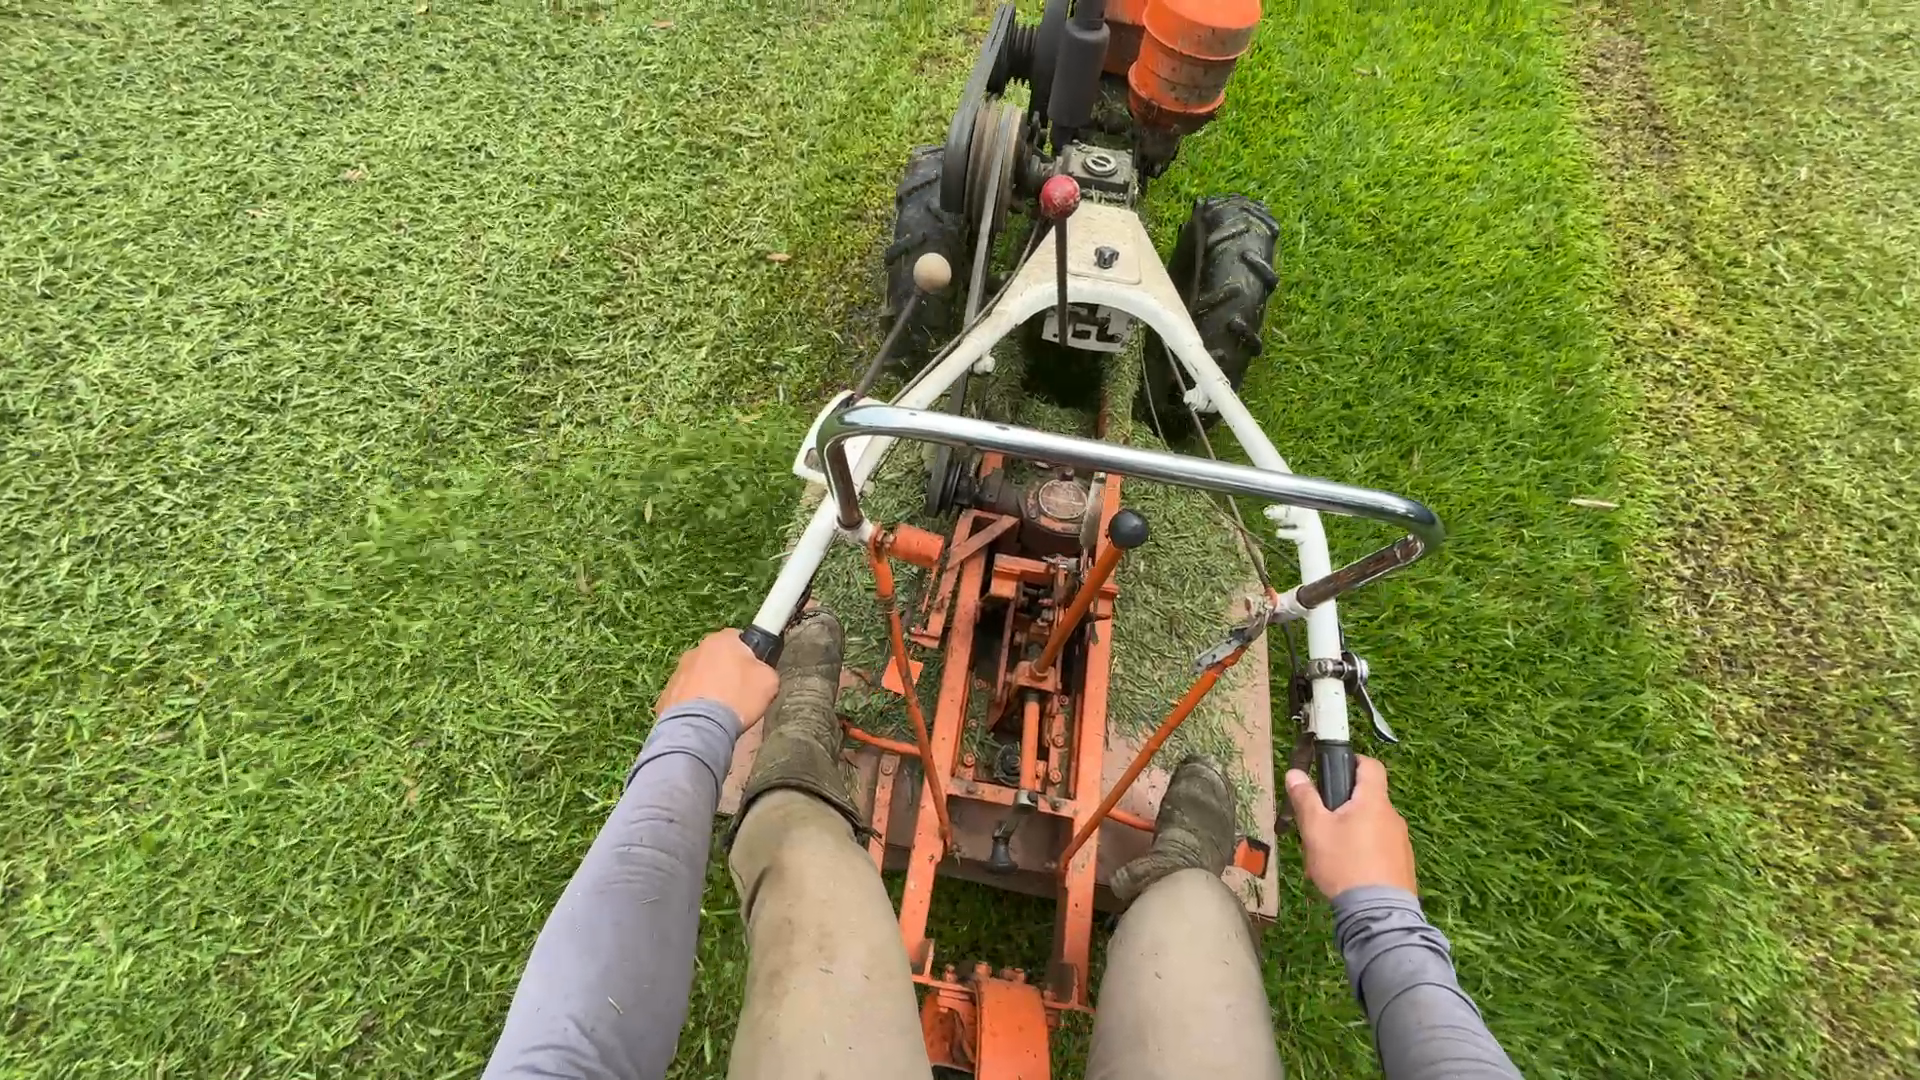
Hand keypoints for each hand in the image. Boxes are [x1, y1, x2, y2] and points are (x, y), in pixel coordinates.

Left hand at [655, 630, 778, 728]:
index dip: (749, 653)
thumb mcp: (769, 681)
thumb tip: (760, 672)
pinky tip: (704, 719)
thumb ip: (765, 669)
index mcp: (722, 640)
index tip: (754, 670)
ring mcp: (678, 672)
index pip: (739, 637)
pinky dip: (694, 704)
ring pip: (699, 675)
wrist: (699, 728)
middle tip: (739, 692)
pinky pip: (685, 695)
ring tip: (721, 710)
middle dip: (727, 670)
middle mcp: (696, 650)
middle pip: (717, 656)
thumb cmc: (737, 698)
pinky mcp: (666, 695)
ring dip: (709, 687)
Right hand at [1284, 755, 1418, 898]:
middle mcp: (1392, 818)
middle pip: (1366, 798)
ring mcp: (1400, 843)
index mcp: (1373, 802)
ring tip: (1327, 852)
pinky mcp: (1402, 866)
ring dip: (1349, 830)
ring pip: (1370, 824)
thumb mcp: (1315, 828)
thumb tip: (1295, 773)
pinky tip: (1344, 870)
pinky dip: (1361, 850)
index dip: (1352, 761)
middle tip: (1318, 821)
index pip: (1370, 766)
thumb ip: (1305, 798)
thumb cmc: (1344, 863)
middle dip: (1342, 805)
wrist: (1378, 916)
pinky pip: (1378, 847)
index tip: (1333, 769)